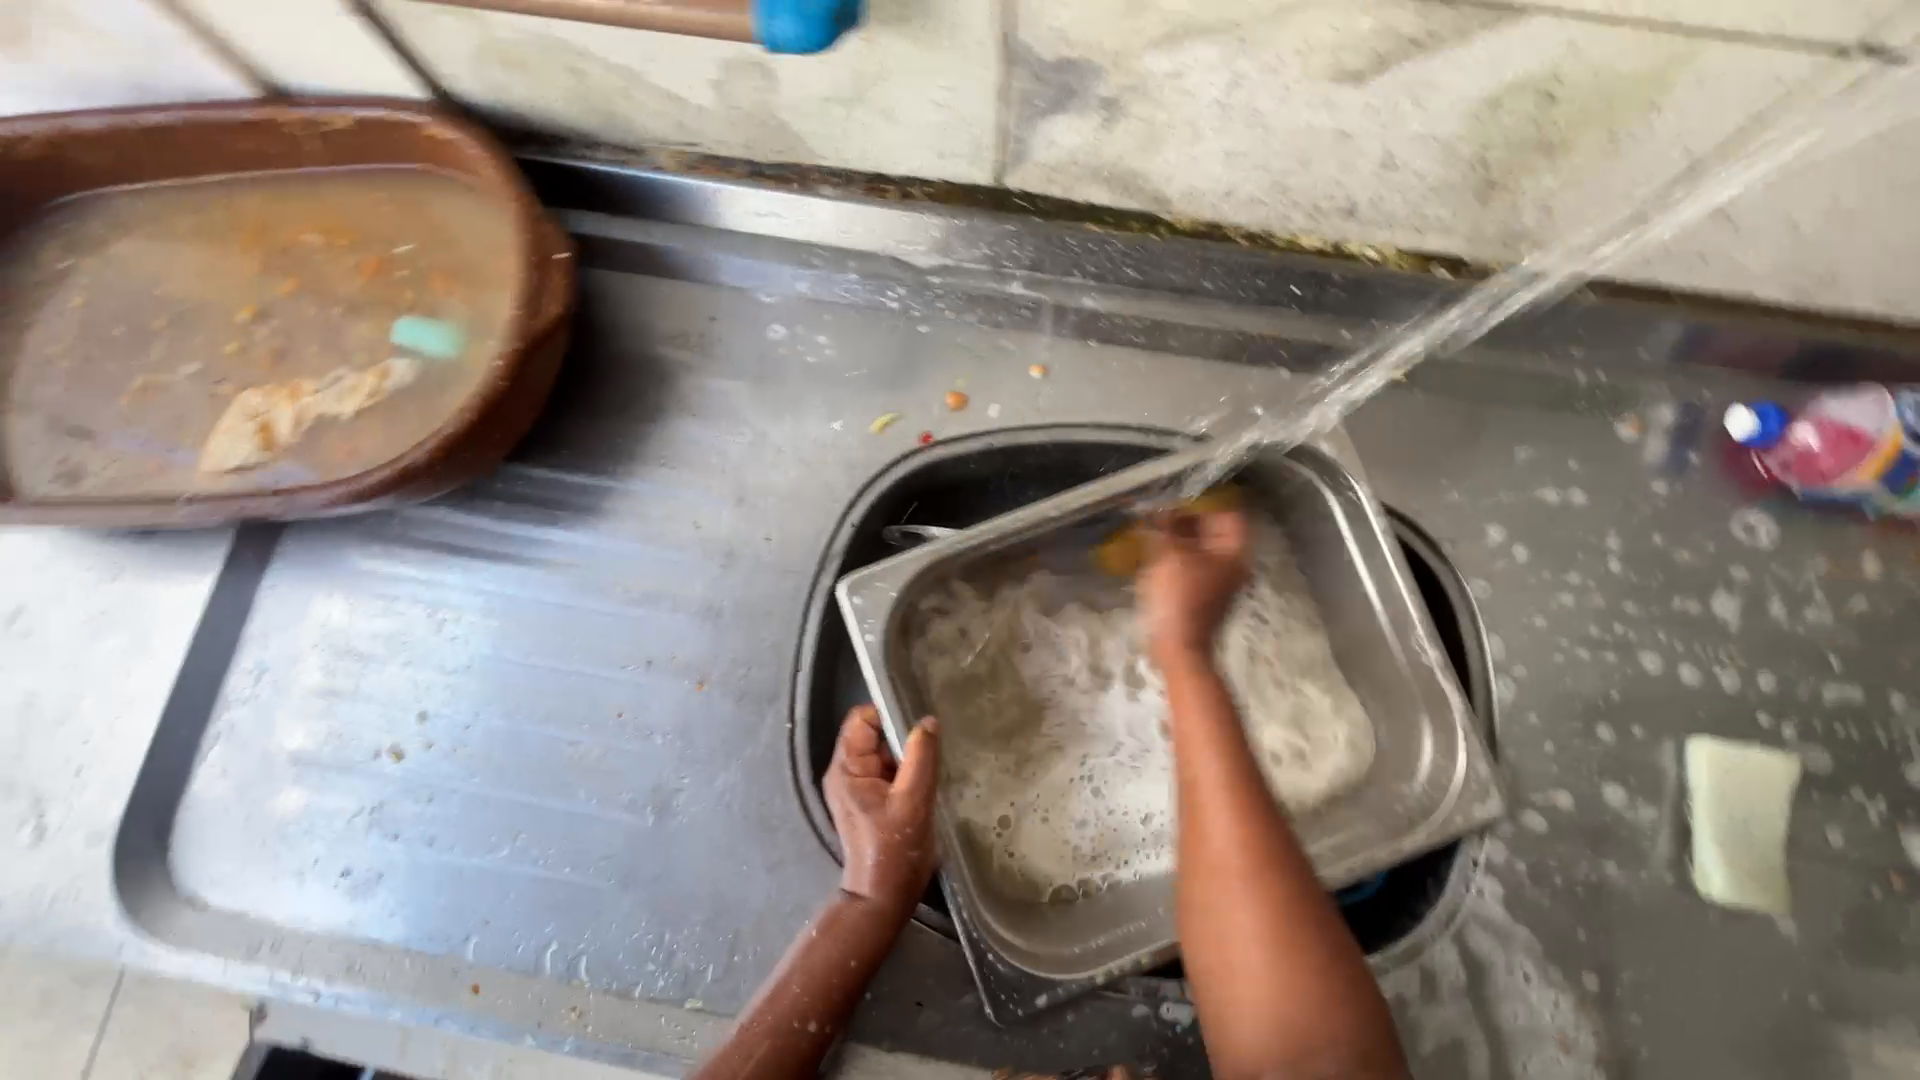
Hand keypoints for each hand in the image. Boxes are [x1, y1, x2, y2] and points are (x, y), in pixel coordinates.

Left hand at [824, 705, 939, 914]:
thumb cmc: (894, 850)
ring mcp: (857, 788)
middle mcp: (846, 773)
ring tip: (933, 764)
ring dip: (908, 757)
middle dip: (902, 737)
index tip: (918, 719)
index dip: (887, 712)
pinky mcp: (870, 801)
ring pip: (885, 754)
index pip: (861, 719)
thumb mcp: (913, 799)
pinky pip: (889, 773)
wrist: (884, 897)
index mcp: (846, 768)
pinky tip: (926, 782)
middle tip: (933, 745)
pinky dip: (907, 773)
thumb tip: (928, 721)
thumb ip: (921, 756)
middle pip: (874, 735)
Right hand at [1138, 507, 1250, 665]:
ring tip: (1153, 524)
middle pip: (1213, 529)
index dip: (1206, 499)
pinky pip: (1190, 562)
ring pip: (1199, 545)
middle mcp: (1231, 563)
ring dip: (1178, 533)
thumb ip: (1166, 525)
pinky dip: (1175, 552)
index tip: (1179, 491)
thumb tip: (1160, 505)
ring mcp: (1216, 578)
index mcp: (1234, 551)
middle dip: (1187, 516)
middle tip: (1160, 507)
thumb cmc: (1179, 597)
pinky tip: (1154, 547)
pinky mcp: (1200, 590)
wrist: (1178, 646)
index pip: (1229, 512)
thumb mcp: (1170, 554)